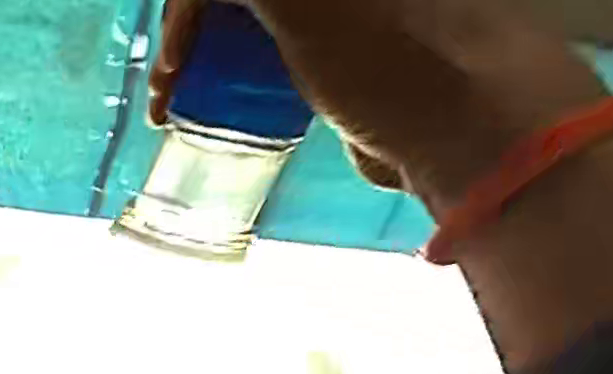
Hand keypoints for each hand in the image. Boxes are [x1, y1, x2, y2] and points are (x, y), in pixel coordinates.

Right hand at [149, 0, 609, 209]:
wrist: (449, 123)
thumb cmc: (382, 60)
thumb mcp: (305, 7)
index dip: (187, 9)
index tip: (172, 60)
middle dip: (184, 34)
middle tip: (162, 90)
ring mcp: (326, 11)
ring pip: (237, 22)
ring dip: (193, 60)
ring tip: (169, 107)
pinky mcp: (325, 52)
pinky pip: (256, 50)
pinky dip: (221, 76)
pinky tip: (204, 106)